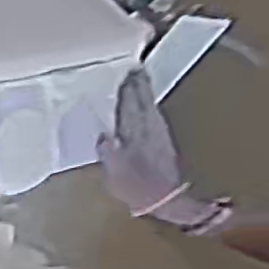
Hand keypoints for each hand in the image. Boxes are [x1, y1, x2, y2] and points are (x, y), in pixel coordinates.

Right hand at [97, 70, 220, 230]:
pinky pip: (150, 116)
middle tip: (134, 70)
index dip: (129, 90)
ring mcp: (157, 133)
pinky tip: (143, 106)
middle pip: (143, 102)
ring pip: (148, 107)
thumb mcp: (115, 172)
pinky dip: (146, 107)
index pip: (131, 106)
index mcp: (137, 133)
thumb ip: (110, 152)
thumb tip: (104, 135)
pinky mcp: (160, 140)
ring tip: (137, 82)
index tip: (127, 72)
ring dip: (143, 94)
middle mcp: (150, 129)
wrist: (164, 198)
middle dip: (138, 87)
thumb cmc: (136, 187)